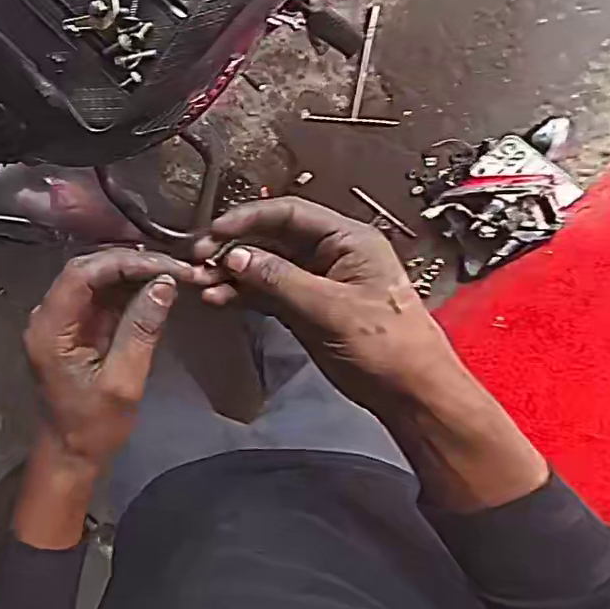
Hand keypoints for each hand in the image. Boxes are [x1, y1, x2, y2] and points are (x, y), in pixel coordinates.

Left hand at [24, 248, 190, 472]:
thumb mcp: (123, 383)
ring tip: (170, 272)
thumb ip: (141, 331)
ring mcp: (61, 320)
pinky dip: (128, 288)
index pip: (81, 274)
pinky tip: (155, 287)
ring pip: (95, 278)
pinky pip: (100, 296)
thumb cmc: (92, 427)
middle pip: (87, 270)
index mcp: (50, 329)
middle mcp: (48, 317)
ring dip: (132, 272)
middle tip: (173, 267)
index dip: (123, 262)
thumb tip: (165, 284)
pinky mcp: (76, 327)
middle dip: (131, 263)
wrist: (71, 454)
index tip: (164, 266)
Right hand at [189, 198, 458, 414]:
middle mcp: (328, 253)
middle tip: (199, 259)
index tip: (214, 231)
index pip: (289, 213)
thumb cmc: (386, 345)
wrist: (410, 394)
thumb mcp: (330, 308)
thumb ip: (278, 279)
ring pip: (263, 266)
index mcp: (348, 239)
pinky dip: (242, 294)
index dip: (248, 218)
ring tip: (202, 283)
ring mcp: (314, 280)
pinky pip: (265, 292)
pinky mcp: (304, 306)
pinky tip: (218, 299)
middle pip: (270, 238)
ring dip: (231, 273)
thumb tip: (234, 255)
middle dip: (233, 247)